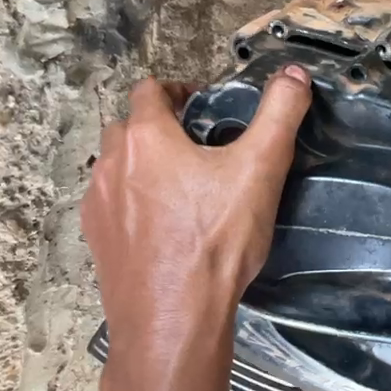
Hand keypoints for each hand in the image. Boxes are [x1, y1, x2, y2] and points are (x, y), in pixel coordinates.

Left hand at [80, 69, 311, 378]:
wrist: (174, 317)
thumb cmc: (217, 240)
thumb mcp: (261, 170)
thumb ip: (280, 114)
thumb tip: (294, 73)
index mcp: (147, 136)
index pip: (152, 90)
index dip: (180, 91)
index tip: (205, 108)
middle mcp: (111, 163)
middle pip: (130, 126)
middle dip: (162, 128)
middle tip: (201, 149)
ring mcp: (97, 203)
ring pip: (118, 167)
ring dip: (145, 166)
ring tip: (185, 190)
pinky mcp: (96, 239)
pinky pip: (112, 205)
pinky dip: (134, 203)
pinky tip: (165, 228)